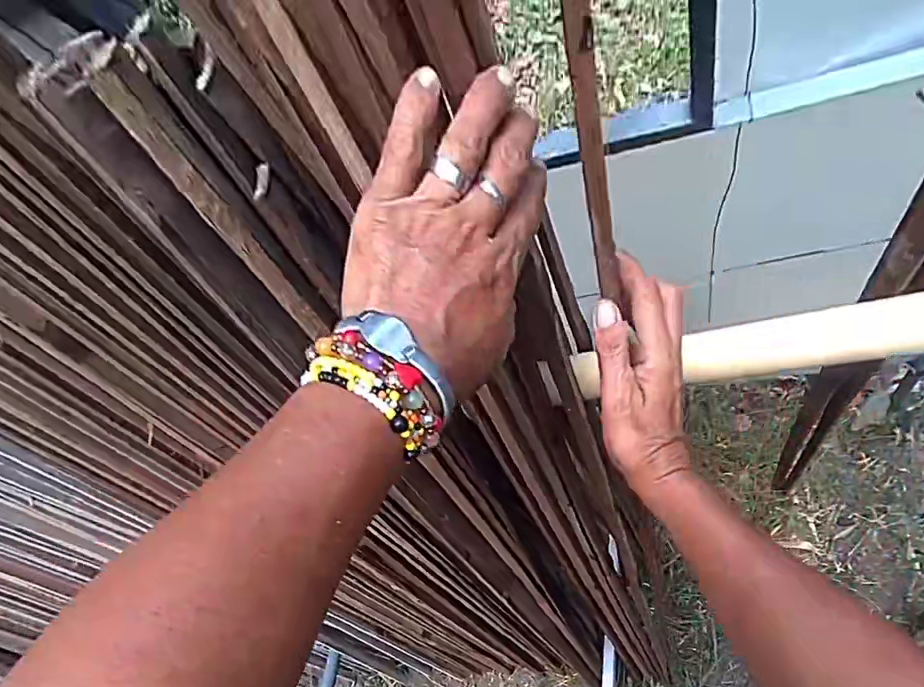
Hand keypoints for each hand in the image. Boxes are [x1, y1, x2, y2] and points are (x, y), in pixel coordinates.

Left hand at [341, 67, 546, 400]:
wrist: (397, 368)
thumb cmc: (444, 364)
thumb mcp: (495, 338)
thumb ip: (502, 297)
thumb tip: (501, 281)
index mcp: (500, 264)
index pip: (524, 209)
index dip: (533, 184)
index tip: (536, 171)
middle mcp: (472, 229)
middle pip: (505, 167)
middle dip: (519, 136)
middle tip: (524, 115)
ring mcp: (431, 212)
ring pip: (465, 146)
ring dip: (485, 109)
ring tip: (496, 83)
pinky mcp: (387, 207)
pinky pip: (404, 147)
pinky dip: (416, 111)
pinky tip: (428, 82)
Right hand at [596, 254, 692, 493]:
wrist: (658, 468)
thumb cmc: (637, 441)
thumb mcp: (617, 397)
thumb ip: (612, 350)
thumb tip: (607, 309)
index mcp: (658, 354)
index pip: (648, 296)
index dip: (630, 271)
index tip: (612, 256)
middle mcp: (670, 352)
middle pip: (666, 297)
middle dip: (641, 277)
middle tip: (613, 273)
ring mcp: (671, 362)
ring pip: (666, 313)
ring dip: (644, 295)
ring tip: (614, 294)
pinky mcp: (665, 373)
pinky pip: (659, 332)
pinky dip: (643, 317)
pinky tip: (623, 327)